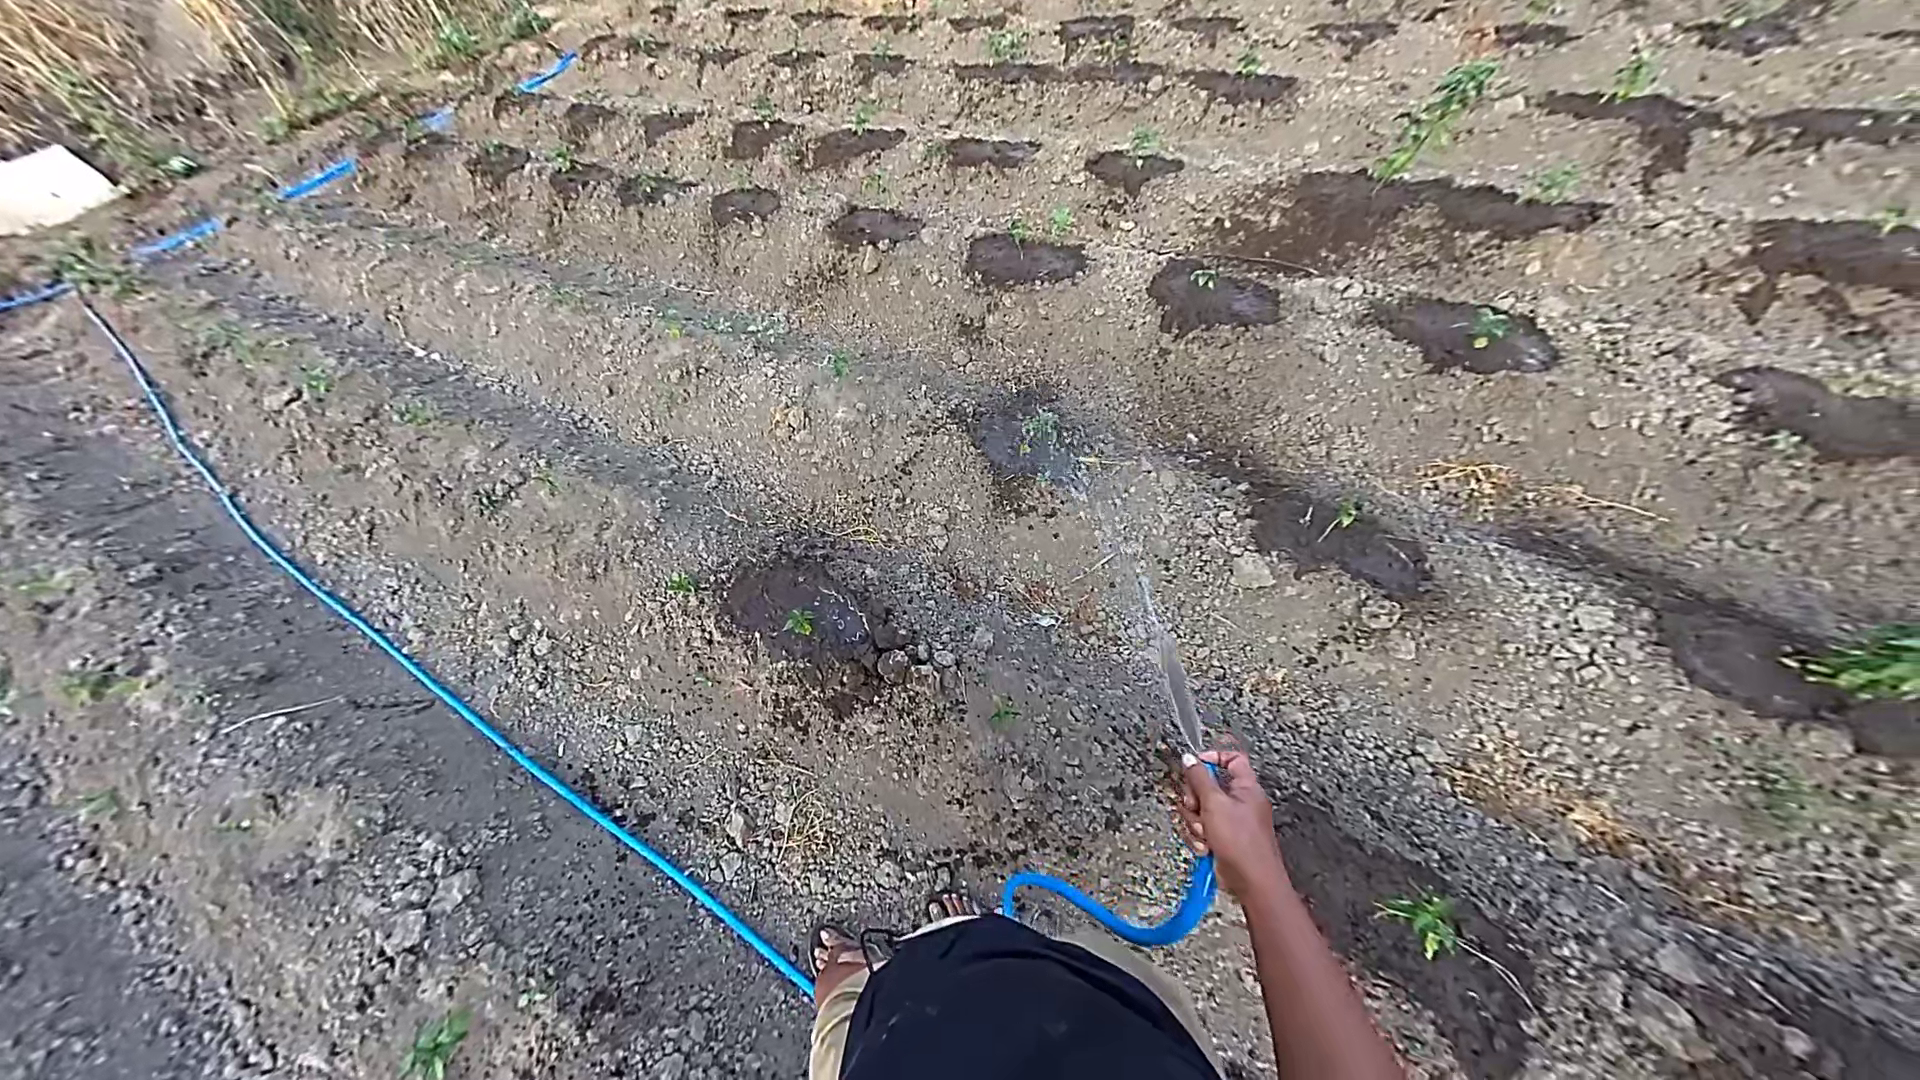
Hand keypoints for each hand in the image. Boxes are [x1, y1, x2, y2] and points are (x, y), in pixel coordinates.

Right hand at [1178, 749, 1287, 900]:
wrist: (1252, 883)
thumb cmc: (1241, 843)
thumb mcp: (1215, 803)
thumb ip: (1199, 778)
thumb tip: (1189, 758)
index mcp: (1246, 787)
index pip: (1232, 759)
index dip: (1212, 758)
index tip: (1194, 766)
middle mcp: (1239, 801)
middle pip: (1206, 784)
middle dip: (1194, 798)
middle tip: (1195, 807)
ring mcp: (1230, 820)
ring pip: (1199, 807)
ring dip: (1194, 821)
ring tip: (1204, 832)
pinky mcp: (1221, 836)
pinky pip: (1200, 827)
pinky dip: (1198, 836)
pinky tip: (1205, 846)